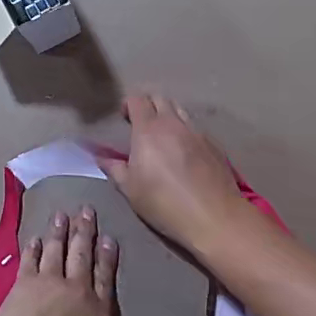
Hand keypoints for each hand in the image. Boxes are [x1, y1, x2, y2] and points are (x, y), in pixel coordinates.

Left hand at [0, 207, 118, 315]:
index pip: (107, 281)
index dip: (108, 259)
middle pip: (83, 255)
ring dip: (60, 231)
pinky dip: (32, 248)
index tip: (109, 239)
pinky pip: (30, 261)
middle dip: (86, 232)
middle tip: (87, 210)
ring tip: (63, 215)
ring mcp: (48, 286)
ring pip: (58, 250)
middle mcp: (78, 296)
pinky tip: (32, 239)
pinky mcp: (21, 286)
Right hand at [97, 94, 252, 255]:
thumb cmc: (164, 203)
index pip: (137, 100)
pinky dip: (185, 132)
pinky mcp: (214, 145)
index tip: (124, 120)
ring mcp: (197, 132)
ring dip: (168, 116)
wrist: (214, 217)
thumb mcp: (130, 190)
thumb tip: (101, 156)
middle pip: (160, 98)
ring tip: (163, 137)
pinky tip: (185, 153)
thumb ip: (114, 168)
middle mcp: (173, 124)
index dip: (128, 105)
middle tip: (142, 125)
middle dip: (148, 105)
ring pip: (180, 110)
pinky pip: (195, 128)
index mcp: (148, 130)